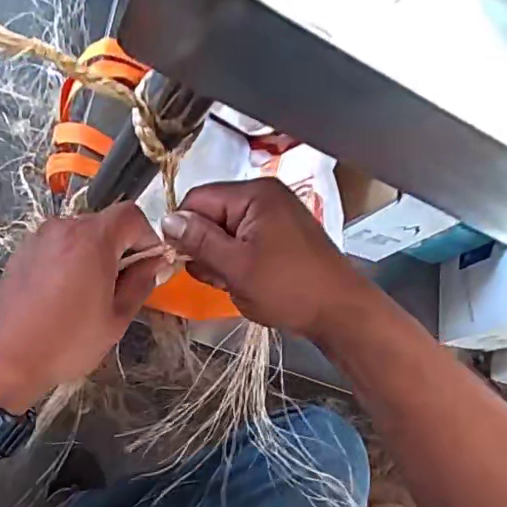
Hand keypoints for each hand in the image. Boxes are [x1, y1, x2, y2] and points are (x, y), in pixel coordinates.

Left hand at [0, 203, 166, 411]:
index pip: (131, 215)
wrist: (8, 358)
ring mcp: (39, 238)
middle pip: (105, 223)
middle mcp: (63, 228)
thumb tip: (154, 263)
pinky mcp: (23, 252)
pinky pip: (58, 245)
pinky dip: (70, 259)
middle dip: (121, 247)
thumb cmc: (68, 342)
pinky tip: (66, 294)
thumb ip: (140, 283)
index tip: (151, 263)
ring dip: (95, 254)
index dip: (148, 236)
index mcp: (92, 240)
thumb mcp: (116, 318)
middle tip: (123, 284)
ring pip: (80, 234)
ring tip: (92, 293)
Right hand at [160, 179, 376, 341]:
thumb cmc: (289, 289)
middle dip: (205, 250)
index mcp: (254, 195)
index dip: (183, 230)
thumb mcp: (235, 266)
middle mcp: (264, 198)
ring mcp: (274, 217)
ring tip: (238, 282)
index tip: (182, 260)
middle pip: (210, 216)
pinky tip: (249, 283)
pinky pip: (243, 244)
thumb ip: (199, 241)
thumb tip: (168, 220)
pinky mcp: (280, 237)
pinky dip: (238, 264)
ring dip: (221, 261)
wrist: (339, 311)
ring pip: (224, 234)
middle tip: (222, 276)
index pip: (197, 200)